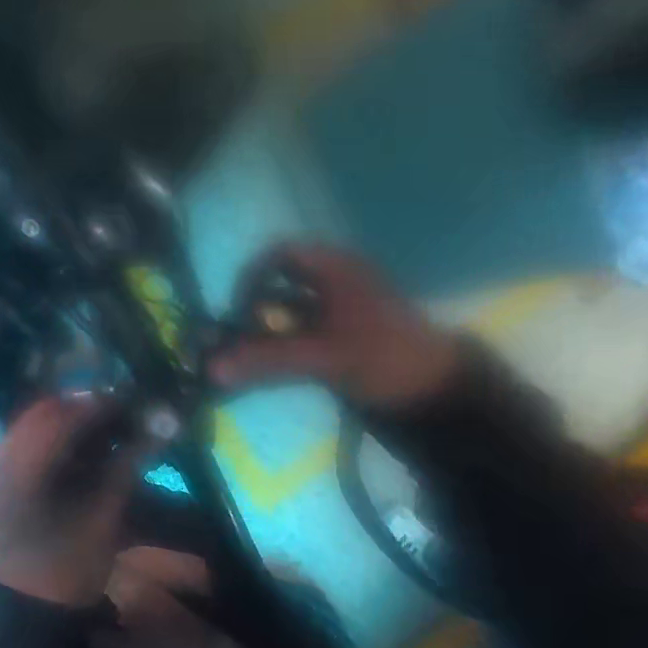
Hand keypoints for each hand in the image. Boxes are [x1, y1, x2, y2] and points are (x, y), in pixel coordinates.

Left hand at [0, 397, 145, 606]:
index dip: (96, 403)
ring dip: (72, 421)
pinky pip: (25, 440)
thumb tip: (167, 418)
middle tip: (125, 414)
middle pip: (42, 416)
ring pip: (33, 424)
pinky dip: (58, 437)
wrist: (30, 608)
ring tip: (109, 429)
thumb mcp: (104, 515)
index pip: (55, 418)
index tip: (133, 402)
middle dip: (86, 409)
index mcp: (14, 480)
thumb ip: (130, 461)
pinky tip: (85, 447)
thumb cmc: (70, 569)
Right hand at [210, 244, 461, 408]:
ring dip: (262, 339)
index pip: (281, 255)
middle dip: (252, 315)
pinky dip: (278, 357)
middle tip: (233, 343)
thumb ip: (268, 360)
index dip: (253, 277)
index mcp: (335, 270)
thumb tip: (211, 368)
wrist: (436, 392)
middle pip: (280, 288)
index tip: (237, 312)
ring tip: (240, 366)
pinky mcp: (338, 346)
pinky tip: (262, 377)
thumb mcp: (325, 355)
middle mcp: (333, 286)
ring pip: (287, 319)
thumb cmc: (384, 357)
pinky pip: (298, 343)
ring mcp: (336, 317)